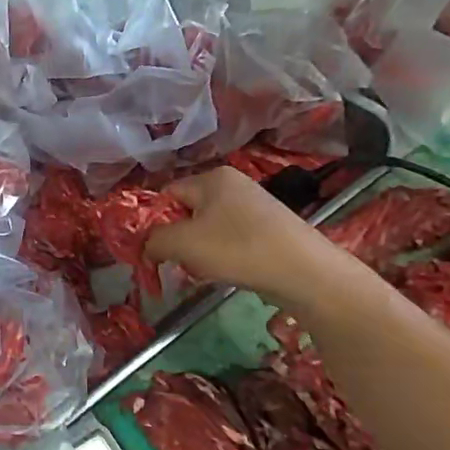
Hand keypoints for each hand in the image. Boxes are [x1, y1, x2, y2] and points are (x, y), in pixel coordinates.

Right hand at [145, 167, 368, 309]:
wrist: (303, 271)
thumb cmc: (237, 249)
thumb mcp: (183, 243)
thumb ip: (154, 240)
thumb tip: (146, 247)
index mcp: (212, 177)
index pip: (166, 194)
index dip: (153, 222)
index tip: (151, 250)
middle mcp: (233, 184)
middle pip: (186, 211)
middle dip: (176, 240)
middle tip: (176, 264)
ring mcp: (253, 205)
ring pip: (206, 228)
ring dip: (196, 251)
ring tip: (202, 271)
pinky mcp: (266, 227)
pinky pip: (228, 238)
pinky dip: (219, 255)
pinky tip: (224, 272)